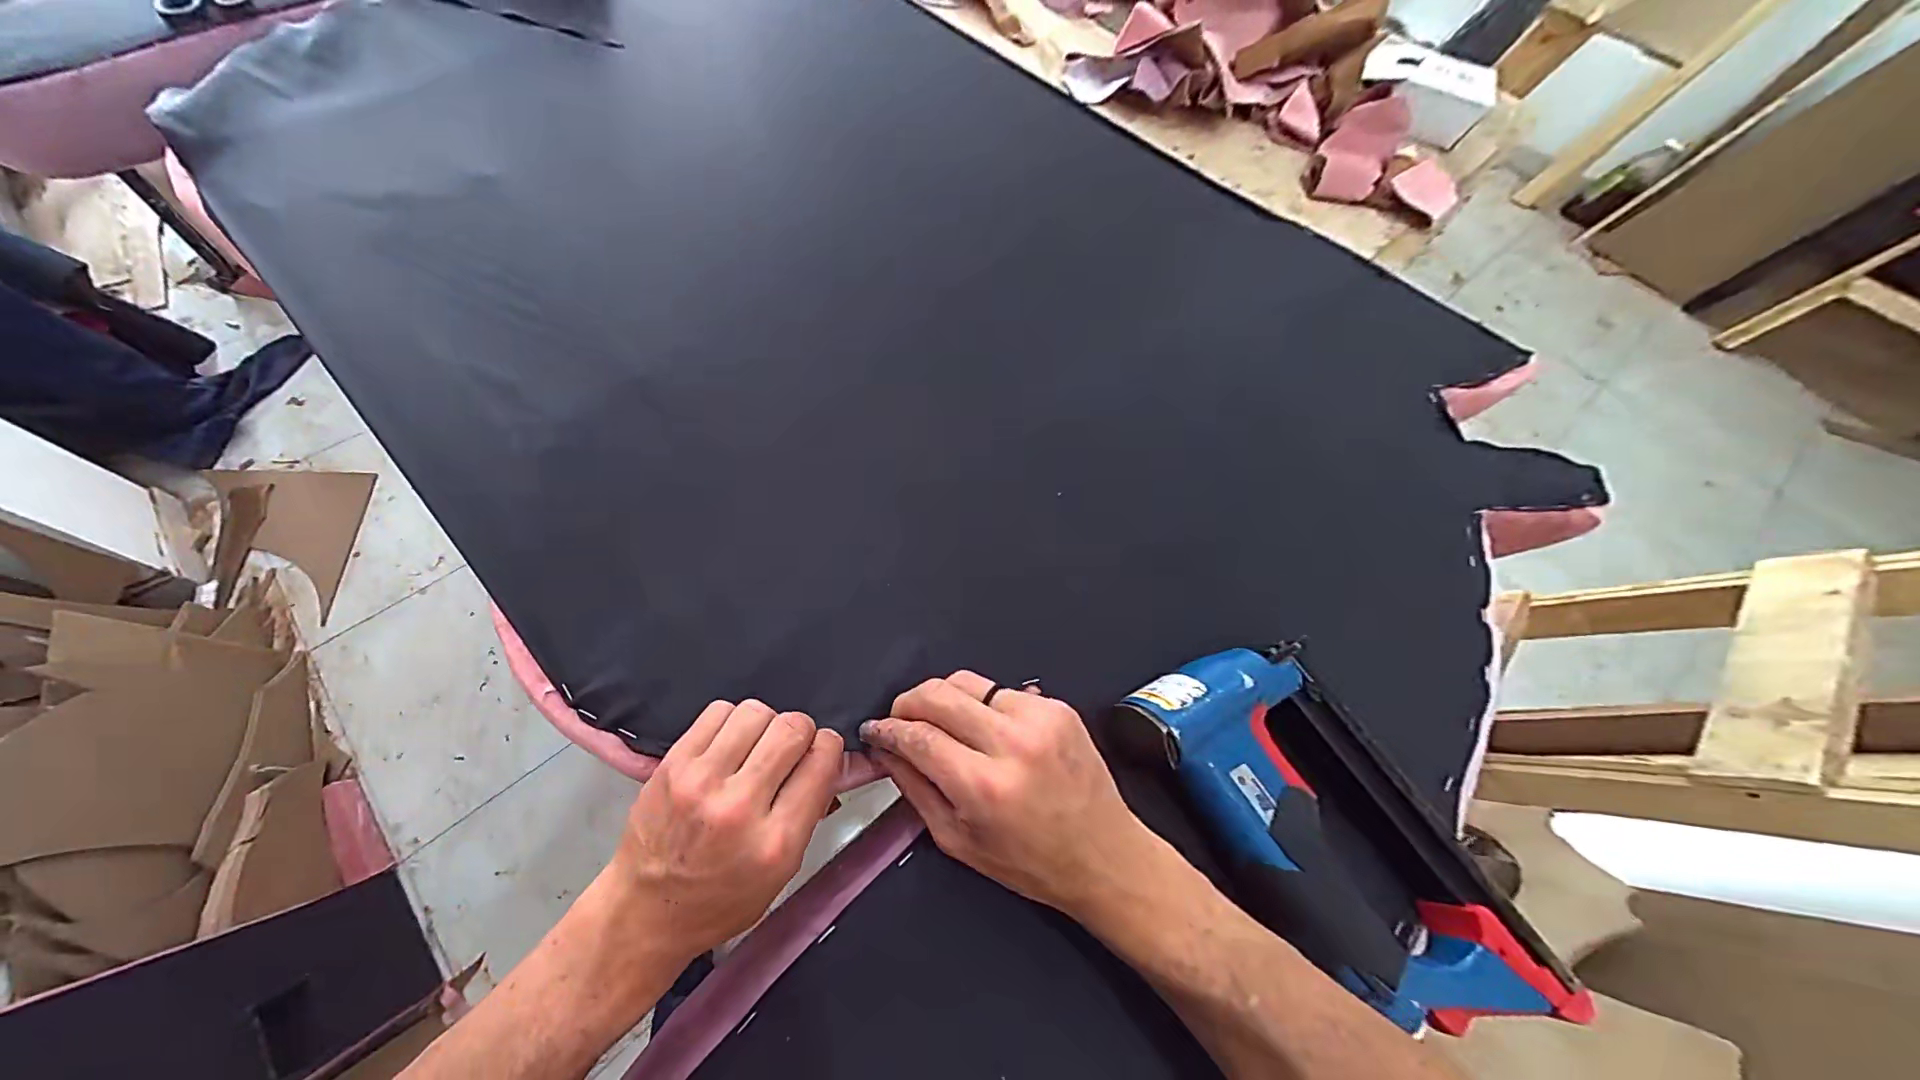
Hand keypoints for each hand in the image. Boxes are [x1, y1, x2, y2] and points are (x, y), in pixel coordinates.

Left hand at [605, 700, 843, 960]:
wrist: (646, 912)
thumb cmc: (716, 900)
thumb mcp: (784, 870)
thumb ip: (813, 809)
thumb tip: (835, 761)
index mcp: (775, 841)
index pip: (823, 758)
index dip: (829, 748)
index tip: (822, 752)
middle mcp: (738, 808)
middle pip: (792, 728)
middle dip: (801, 732)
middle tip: (791, 750)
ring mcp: (700, 783)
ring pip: (756, 711)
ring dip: (766, 724)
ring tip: (757, 747)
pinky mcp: (673, 765)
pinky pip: (718, 711)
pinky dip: (731, 721)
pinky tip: (729, 745)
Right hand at [862, 671, 1156, 916]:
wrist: (1103, 854)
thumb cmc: (1033, 860)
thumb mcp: (958, 840)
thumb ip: (916, 789)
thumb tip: (888, 751)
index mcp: (985, 786)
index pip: (918, 735)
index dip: (888, 728)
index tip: (876, 729)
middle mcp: (1013, 744)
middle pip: (939, 693)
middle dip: (908, 701)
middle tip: (901, 717)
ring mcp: (1040, 719)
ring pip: (968, 682)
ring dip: (946, 700)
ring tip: (944, 725)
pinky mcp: (1058, 707)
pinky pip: (1001, 689)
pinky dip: (984, 705)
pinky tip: (986, 729)